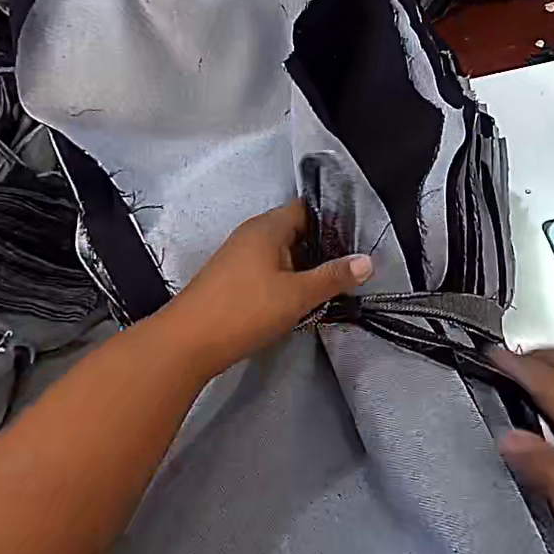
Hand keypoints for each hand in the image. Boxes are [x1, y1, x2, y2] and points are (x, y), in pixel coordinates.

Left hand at [163, 200, 372, 371]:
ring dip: (305, 266)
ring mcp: (239, 256)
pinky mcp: (232, 278)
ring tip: (332, 283)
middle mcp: (252, 234)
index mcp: (267, 227)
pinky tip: (301, 298)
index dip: (332, 219)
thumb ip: (333, 277)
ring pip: (282, 252)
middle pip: (295, 230)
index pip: (306, 208)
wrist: (186, 344)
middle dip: (322, 246)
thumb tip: (367, 261)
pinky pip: (268, 268)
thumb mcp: (297, 295)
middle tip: (351, 265)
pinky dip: (287, 278)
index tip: (358, 237)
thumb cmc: (244, 310)